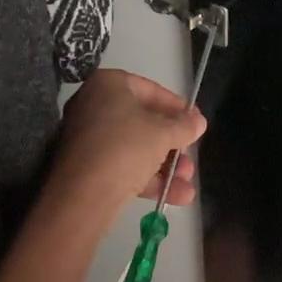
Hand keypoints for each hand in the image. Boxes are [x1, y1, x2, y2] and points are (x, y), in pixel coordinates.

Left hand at [50, 69, 207, 212]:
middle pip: (143, 121)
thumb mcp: (162, 134)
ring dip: (165, 164)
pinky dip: (148, 178)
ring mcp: (88, 139)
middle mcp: (94, 105)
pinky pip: (123, 166)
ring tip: (188, 180)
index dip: (176, 107)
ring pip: (134, 147)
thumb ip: (183, 126)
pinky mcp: (87, 168)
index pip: (150, 90)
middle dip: (172, 142)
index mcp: (108, 84)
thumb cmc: (125, 147)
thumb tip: (199, 121)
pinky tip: (178, 196)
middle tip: (191, 153)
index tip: (195, 121)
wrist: (82, 197)